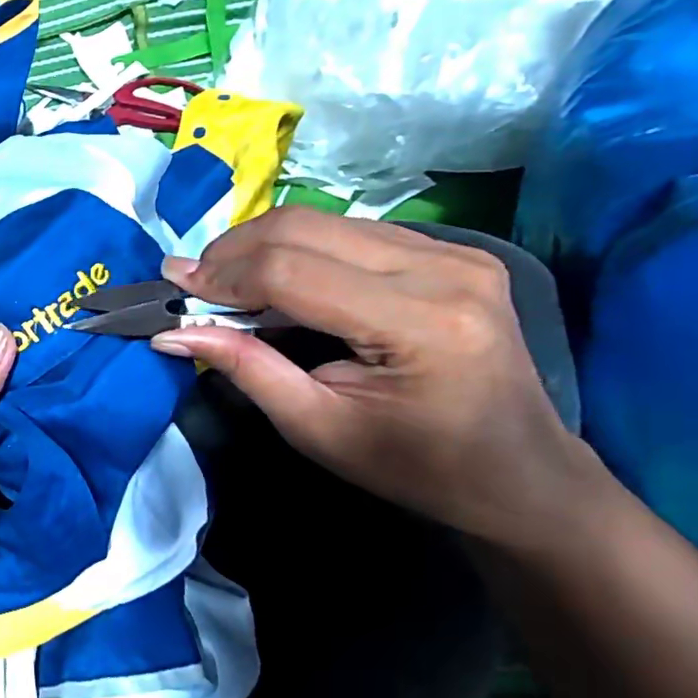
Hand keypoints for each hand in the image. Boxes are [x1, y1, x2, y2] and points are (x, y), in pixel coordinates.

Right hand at [149, 207, 598, 546]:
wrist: (527, 478)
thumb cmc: (420, 468)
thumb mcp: (319, 430)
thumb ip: (245, 369)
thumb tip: (170, 331)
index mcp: (423, 325)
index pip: (292, 272)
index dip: (224, 276)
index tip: (177, 290)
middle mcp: (444, 271)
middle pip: (301, 228)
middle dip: (232, 252)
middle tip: (195, 284)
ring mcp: (453, 253)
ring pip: (318, 220)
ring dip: (258, 244)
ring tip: (229, 282)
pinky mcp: (450, 249)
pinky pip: (345, 228)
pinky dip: (294, 246)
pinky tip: (278, 277)